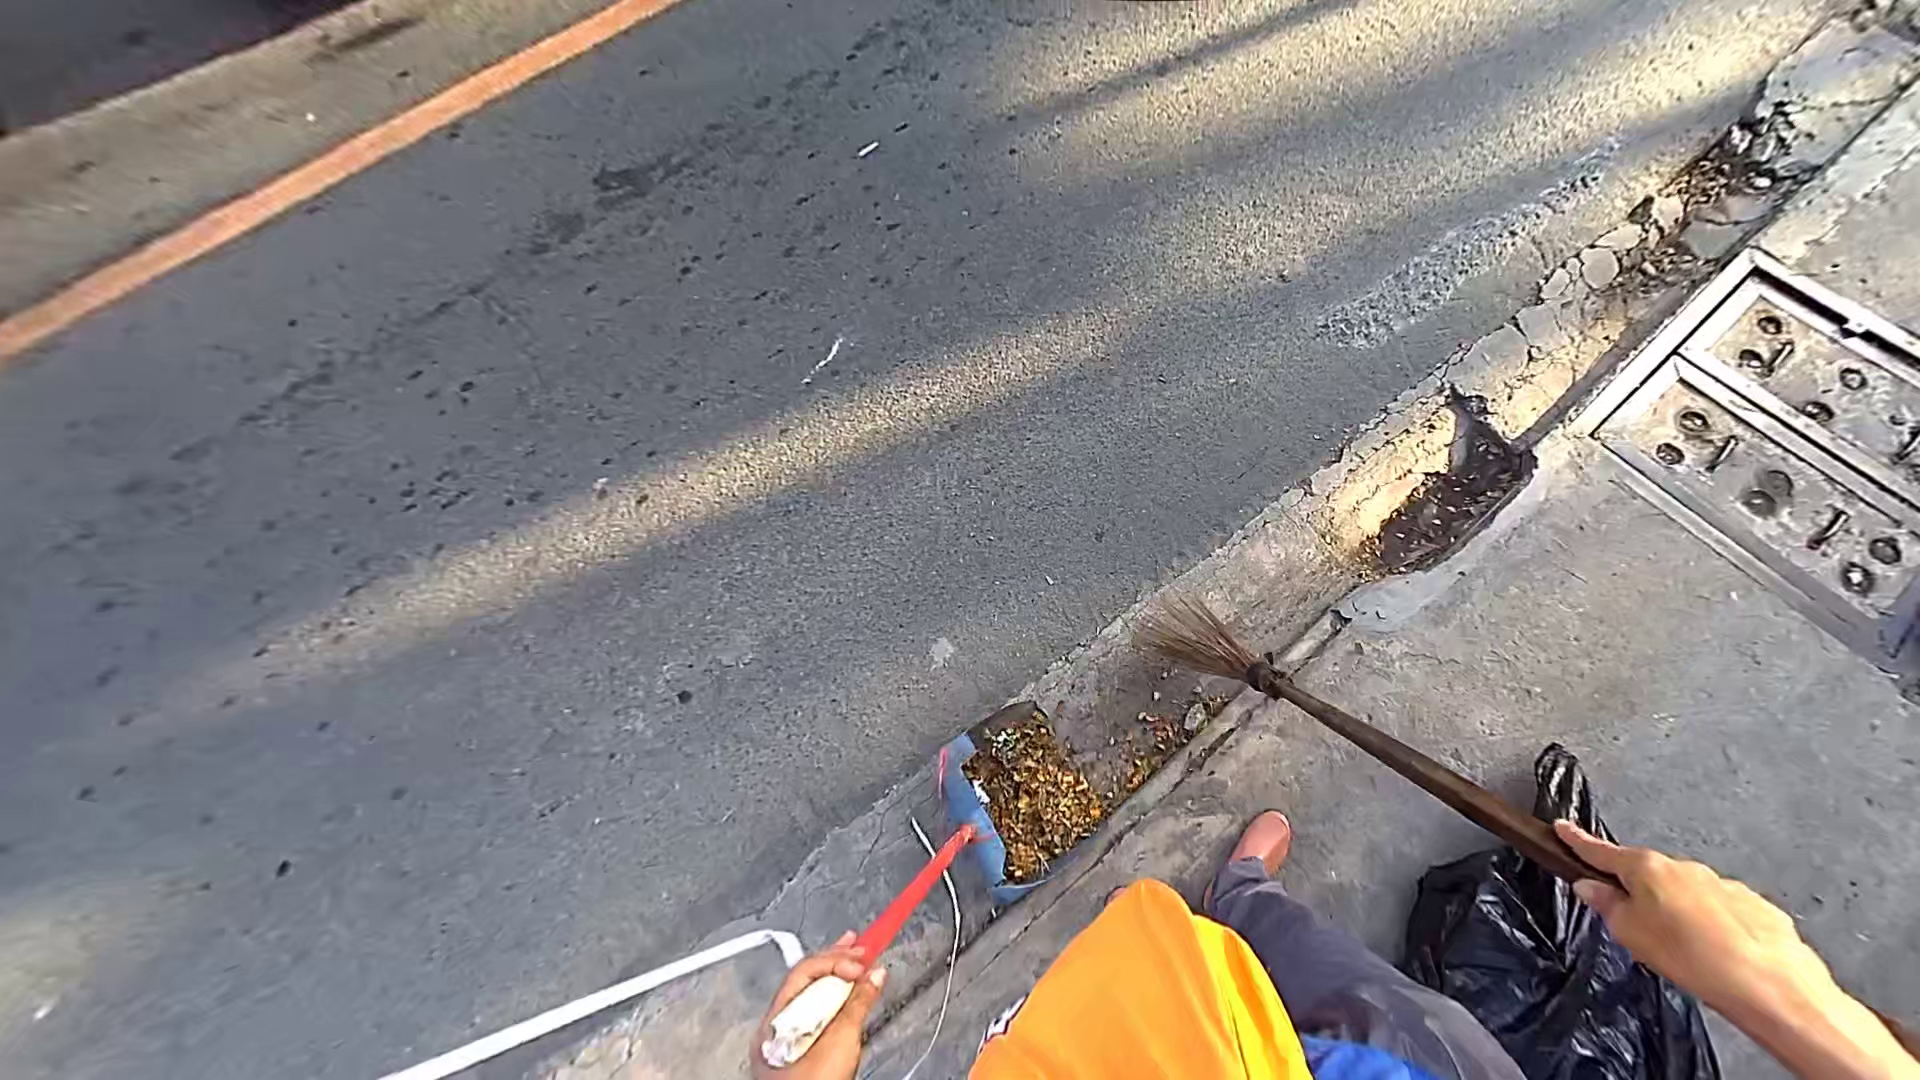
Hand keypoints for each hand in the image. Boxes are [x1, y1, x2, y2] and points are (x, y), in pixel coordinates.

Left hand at [750, 932, 887, 1079]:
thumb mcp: (841, 1042)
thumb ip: (858, 1003)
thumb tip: (874, 974)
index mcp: (775, 1022)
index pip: (806, 971)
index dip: (837, 958)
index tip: (864, 955)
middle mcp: (775, 1031)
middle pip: (806, 981)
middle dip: (836, 961)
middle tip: (862, 946)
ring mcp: (786, 1046)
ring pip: (811, 999)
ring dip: (838, 978)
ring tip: (859, 964)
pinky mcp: (800, 1060)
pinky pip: (815, 1018)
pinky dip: (836, 1002)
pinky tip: (850, 997)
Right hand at [1552, 819, 1824, 1011]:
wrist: (1781, 996)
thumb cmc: (1693, 959)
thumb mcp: (1628, 932)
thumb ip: (1605, 904)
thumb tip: (1592, 888)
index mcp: (1645, 866)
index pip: (1598, 849)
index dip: (1576, 839)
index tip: (1562, 828)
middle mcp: (1684, 868)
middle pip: (1647, 872)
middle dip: (1639, 888)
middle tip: (1639, 921)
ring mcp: (1728, 887)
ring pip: (1688, 891)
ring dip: (1681, 907)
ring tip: (1690, 945)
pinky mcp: (1763, 911)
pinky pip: (1726, 909)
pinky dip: (1718, 924)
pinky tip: (1725, 951)